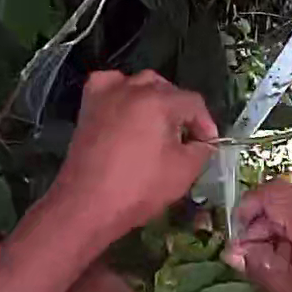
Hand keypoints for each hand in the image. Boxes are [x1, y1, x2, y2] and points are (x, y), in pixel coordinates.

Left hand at [48, 70, 216, 242]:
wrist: (84, 207)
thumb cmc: (137, 188)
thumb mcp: (183, 172)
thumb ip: (202, 150)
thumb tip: (203, 142)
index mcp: (159, 100)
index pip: (193, 103)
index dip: (205, 124)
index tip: (207, 145)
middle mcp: (134, 87)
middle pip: (168, 90)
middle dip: (181, 113)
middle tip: (184, 140)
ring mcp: (108, 93)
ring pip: (141, 84)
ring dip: (154, 100)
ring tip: (157, 126)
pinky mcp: (89, 105)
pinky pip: (111, 85)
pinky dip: (121, 92)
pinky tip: (125, 108)